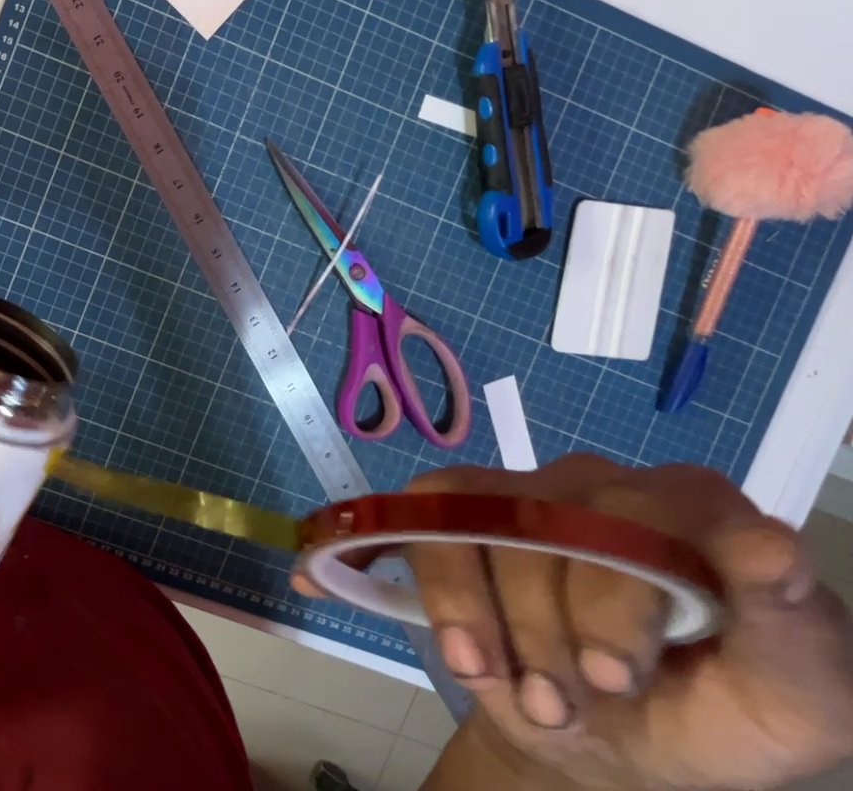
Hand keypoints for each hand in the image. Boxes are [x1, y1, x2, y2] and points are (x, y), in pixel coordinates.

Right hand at [393, 456, 852, 788]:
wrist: (608, 738)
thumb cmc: (710, 716)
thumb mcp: (791, 703)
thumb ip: (794, 626)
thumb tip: (768, 544)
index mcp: (701, 511)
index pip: (650, 516)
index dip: (617, 597)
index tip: (613, 676)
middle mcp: (607, 484)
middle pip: (556, 530)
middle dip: (548, 631)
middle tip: (561, 706)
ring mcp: (524, 488)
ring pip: (487, 533)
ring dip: (491, 627)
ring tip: (522, 696)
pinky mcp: (457, 505)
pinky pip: (428, 525)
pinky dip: (441, 596)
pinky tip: (468, 656)